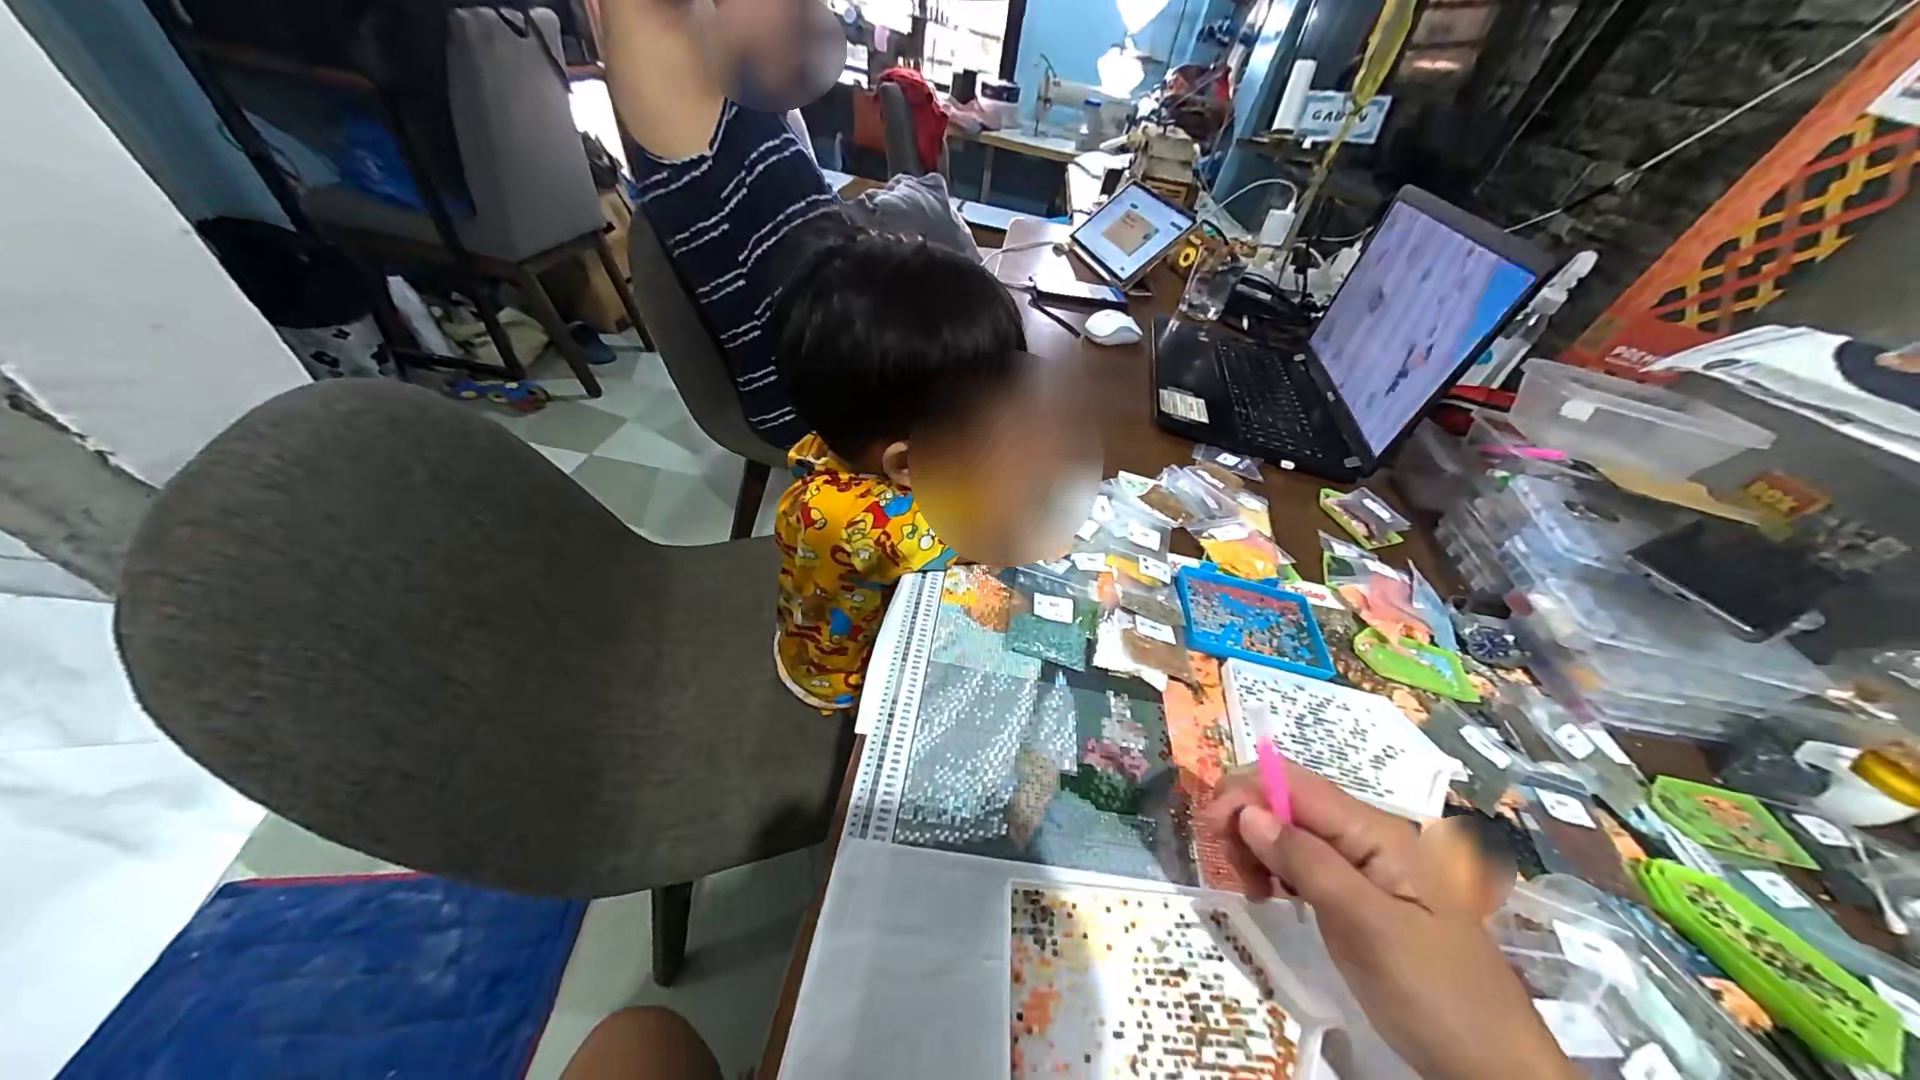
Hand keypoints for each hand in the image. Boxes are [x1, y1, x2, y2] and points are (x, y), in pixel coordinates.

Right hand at [1198, 766, 1579, 1079]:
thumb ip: (1307, 861)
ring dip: (1256, 845)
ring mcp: (1362, 864)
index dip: (1245, 791)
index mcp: (1377, 832)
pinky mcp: (1355, 891)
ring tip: (1249, 888)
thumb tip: (1248, 812)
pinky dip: (1273, 867)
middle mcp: (1367, 836)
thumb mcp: (1367, 926)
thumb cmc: (1435, 993)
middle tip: (1229, 867)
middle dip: (1246, 818)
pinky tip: (1268, 892)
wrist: (1495, 1069)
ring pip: (1289, 828)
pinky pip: (1301, 858)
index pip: (1295, 783)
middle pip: (1288, 800)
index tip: (1209, 827)